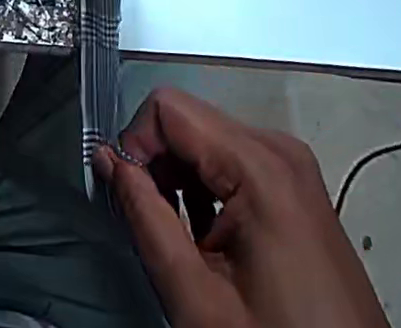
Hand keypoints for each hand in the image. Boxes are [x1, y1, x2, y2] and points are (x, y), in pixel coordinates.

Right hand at [93, 87, 389, 327]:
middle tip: (149, 219)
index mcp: (260, 167)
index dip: (135, 142)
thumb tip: (107, 157)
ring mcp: (291, 166)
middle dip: (154, 161)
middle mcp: (278, 149)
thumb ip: (143, 214)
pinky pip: (227, 156)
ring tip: (175, 232)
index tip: (129, 193)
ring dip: (175, 176)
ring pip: (201, 136)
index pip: (167, 107)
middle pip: (185, 119)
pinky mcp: (294, 184)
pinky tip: (203, 233)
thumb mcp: (195, 294)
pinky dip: (201, 184)